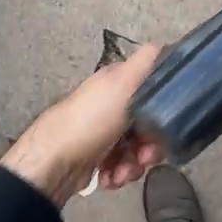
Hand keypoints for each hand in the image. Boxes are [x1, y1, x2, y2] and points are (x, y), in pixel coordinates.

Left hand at [0, 44, 164, 205]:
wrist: (56, 160)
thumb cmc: (92, 118)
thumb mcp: (122, 83)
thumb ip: (146, 63)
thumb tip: (163, 44)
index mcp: (117, 85)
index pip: (154, 95)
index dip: (164, 111)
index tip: (165, 127)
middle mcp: (111, 107)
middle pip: (148, 128)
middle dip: (150, 147)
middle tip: (143, 157)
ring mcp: (105, 134)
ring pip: (137, 152)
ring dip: (133, 166)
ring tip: (120, 172)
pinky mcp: (98, 158)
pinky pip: (121, 167)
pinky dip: (118, 175)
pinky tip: (109, 177)